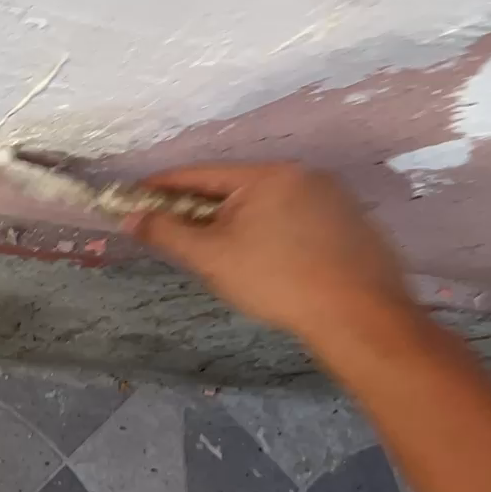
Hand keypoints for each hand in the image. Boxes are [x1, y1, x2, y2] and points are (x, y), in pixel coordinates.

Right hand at [123, 162, 415, 339]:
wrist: (359, 316)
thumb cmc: (275, 279)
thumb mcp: (208, 256)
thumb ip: (164, 231)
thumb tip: (131, 217)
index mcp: (267, 176)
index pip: (198, 174)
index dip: (158, 187)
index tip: (131, 199)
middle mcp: (303, 176)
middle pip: (230, 187)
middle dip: (194, 207)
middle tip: (168, 231)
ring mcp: (332, 198)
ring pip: (261, 203)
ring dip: (228, 220)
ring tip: (210, 248)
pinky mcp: (349, 223)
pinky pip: (289, 217)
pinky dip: (262, 230)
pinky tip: (256, 257)